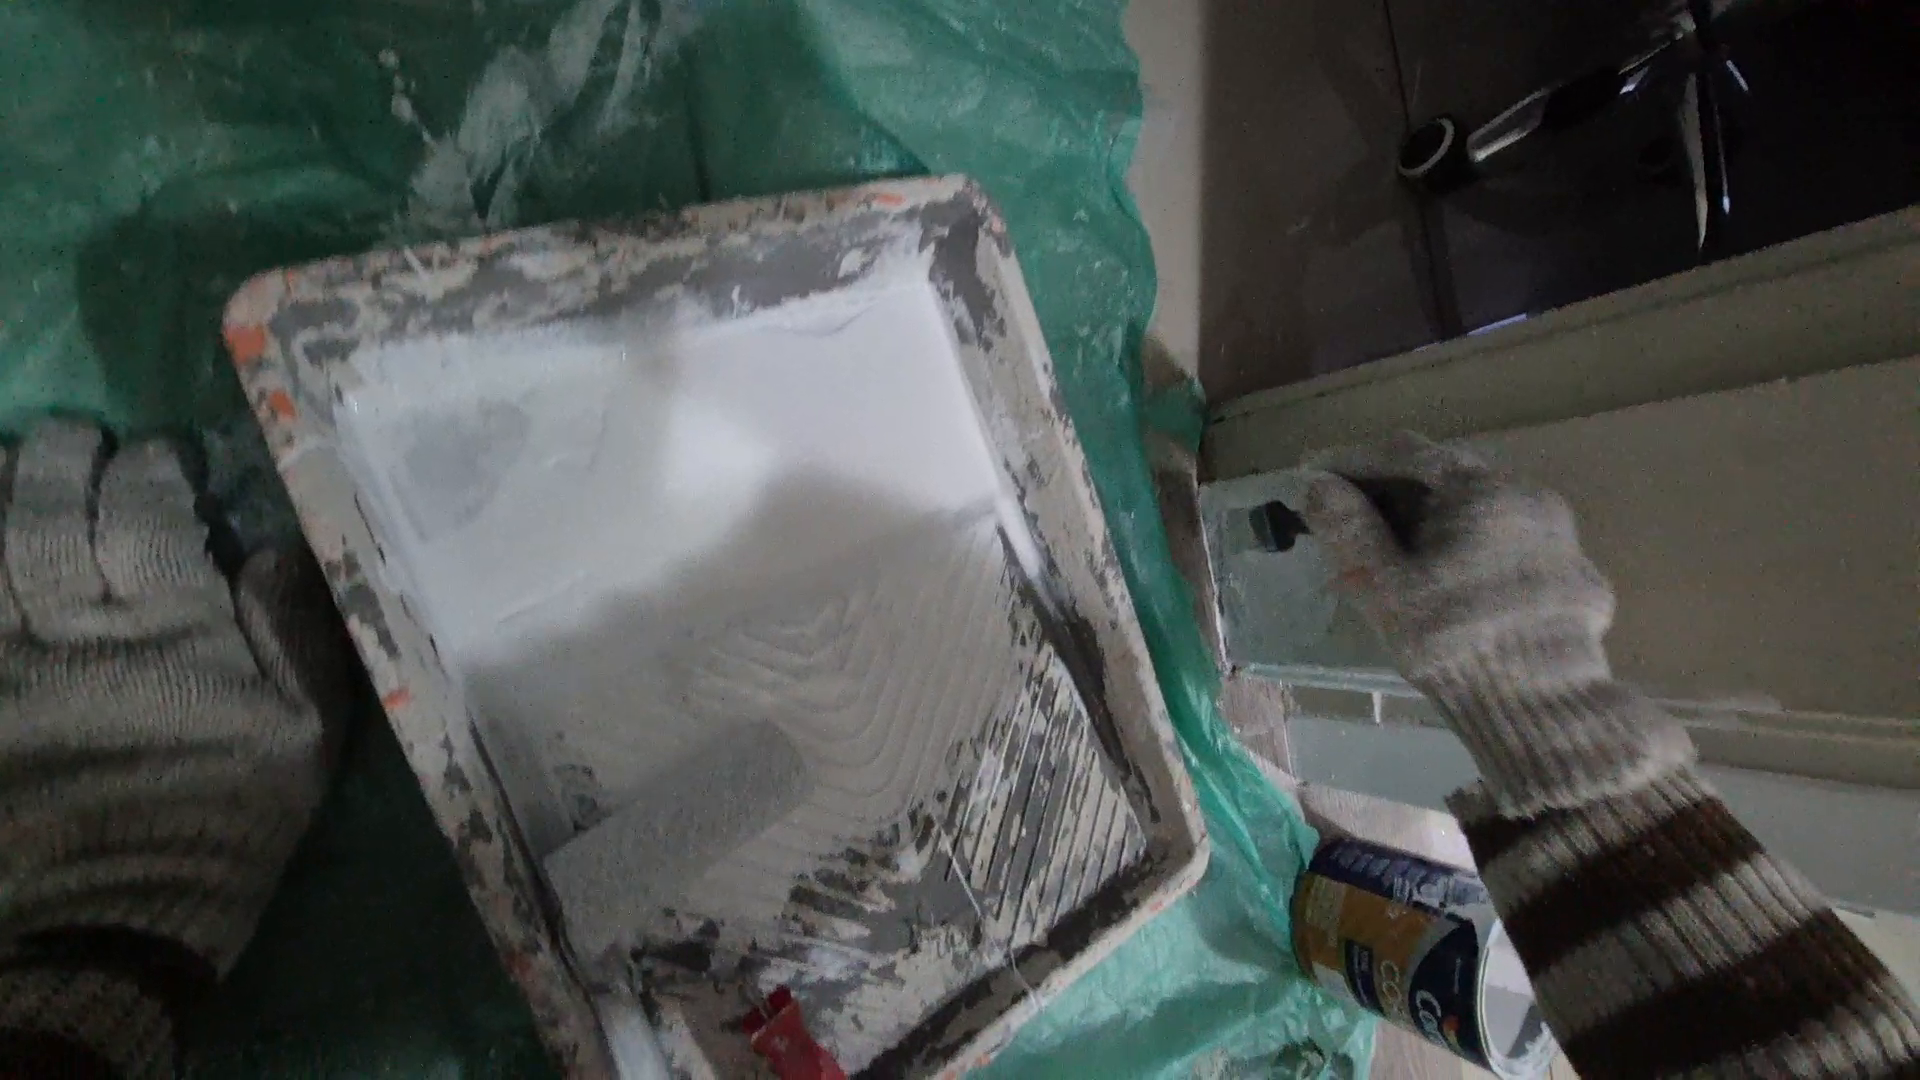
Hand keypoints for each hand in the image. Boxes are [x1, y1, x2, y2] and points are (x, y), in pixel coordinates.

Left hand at [0, 421, 348, 974]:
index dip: (154, 474)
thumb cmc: (239, 798)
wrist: (126, 899)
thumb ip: (294, 631)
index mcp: (171, 635)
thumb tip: (282, 549)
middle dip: (58, 464)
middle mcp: (72, 635)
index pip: (152, 523)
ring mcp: (0, 667)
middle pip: (45, 522)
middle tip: (76, 434)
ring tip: (7, 461)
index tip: (166, 450)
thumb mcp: (310, 721)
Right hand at [1298, 432, 1612, 683]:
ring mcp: (1558, 533)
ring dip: (1424, 516)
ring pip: (1476, 507)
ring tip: (1386, 549)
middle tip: (1344, 514)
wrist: (1543, 705)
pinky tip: (1439, 576)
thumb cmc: (1450, 637)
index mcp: (1482, 491)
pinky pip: (1503, 538)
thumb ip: (1347, 526)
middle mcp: (1528, 496)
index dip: (1352, 461)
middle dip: (1387, 489)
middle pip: (1444, 475)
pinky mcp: (1571, 571)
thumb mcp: (1381, 583)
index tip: (1312, 475)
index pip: (1405, 453)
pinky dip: (1460, 542)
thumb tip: (1316, 484)